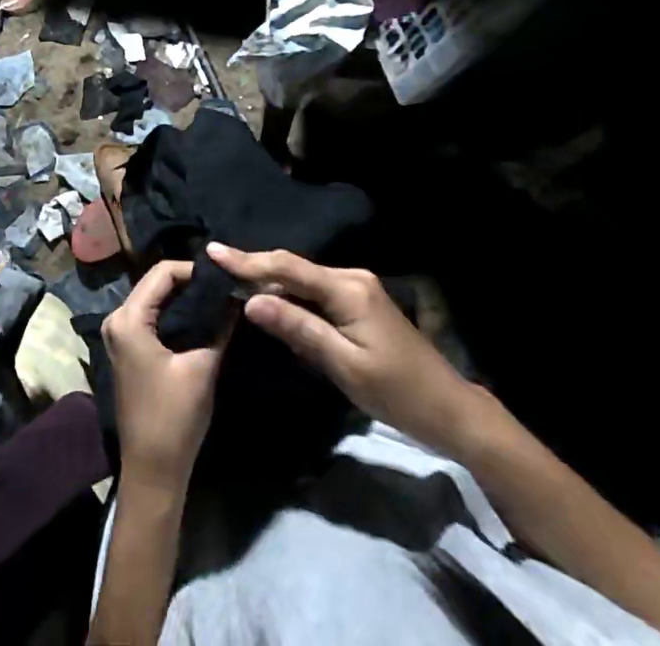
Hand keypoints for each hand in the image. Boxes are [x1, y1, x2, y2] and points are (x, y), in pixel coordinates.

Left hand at [102, 260, 232, 489]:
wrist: (153, 468)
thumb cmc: (174, 415)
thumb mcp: (203, 366)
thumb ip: (219, 326)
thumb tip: (236, 297)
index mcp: (128, 319)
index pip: (162, 272)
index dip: (195, 269)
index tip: (226, 275)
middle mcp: (117, 320)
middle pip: (156, 283)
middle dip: (191, 281)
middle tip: (226, 285)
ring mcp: (120, 335)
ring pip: (155, 299)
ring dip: (185, 297)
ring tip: (220, 298)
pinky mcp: (129, 349)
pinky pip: (152, 317)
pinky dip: (176, 313)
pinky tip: (203, 317)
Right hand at [208, 244, 505, 456]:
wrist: (446, 406)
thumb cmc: (396, 391)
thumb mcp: (344, 364)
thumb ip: (299, 328)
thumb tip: (252, 301)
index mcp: (348, 289)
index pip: (288, 268)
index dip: (247, 260)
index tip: (213, 251)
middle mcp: (352, 278)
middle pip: (293, 268)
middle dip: (253, 266)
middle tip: (214, 264)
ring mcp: (357, 288)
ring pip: (302, 279)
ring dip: (269, 280)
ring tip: (229, 279)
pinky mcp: (358, 303)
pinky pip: (314, 291)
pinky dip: (288, 294)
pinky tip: (267, 299)